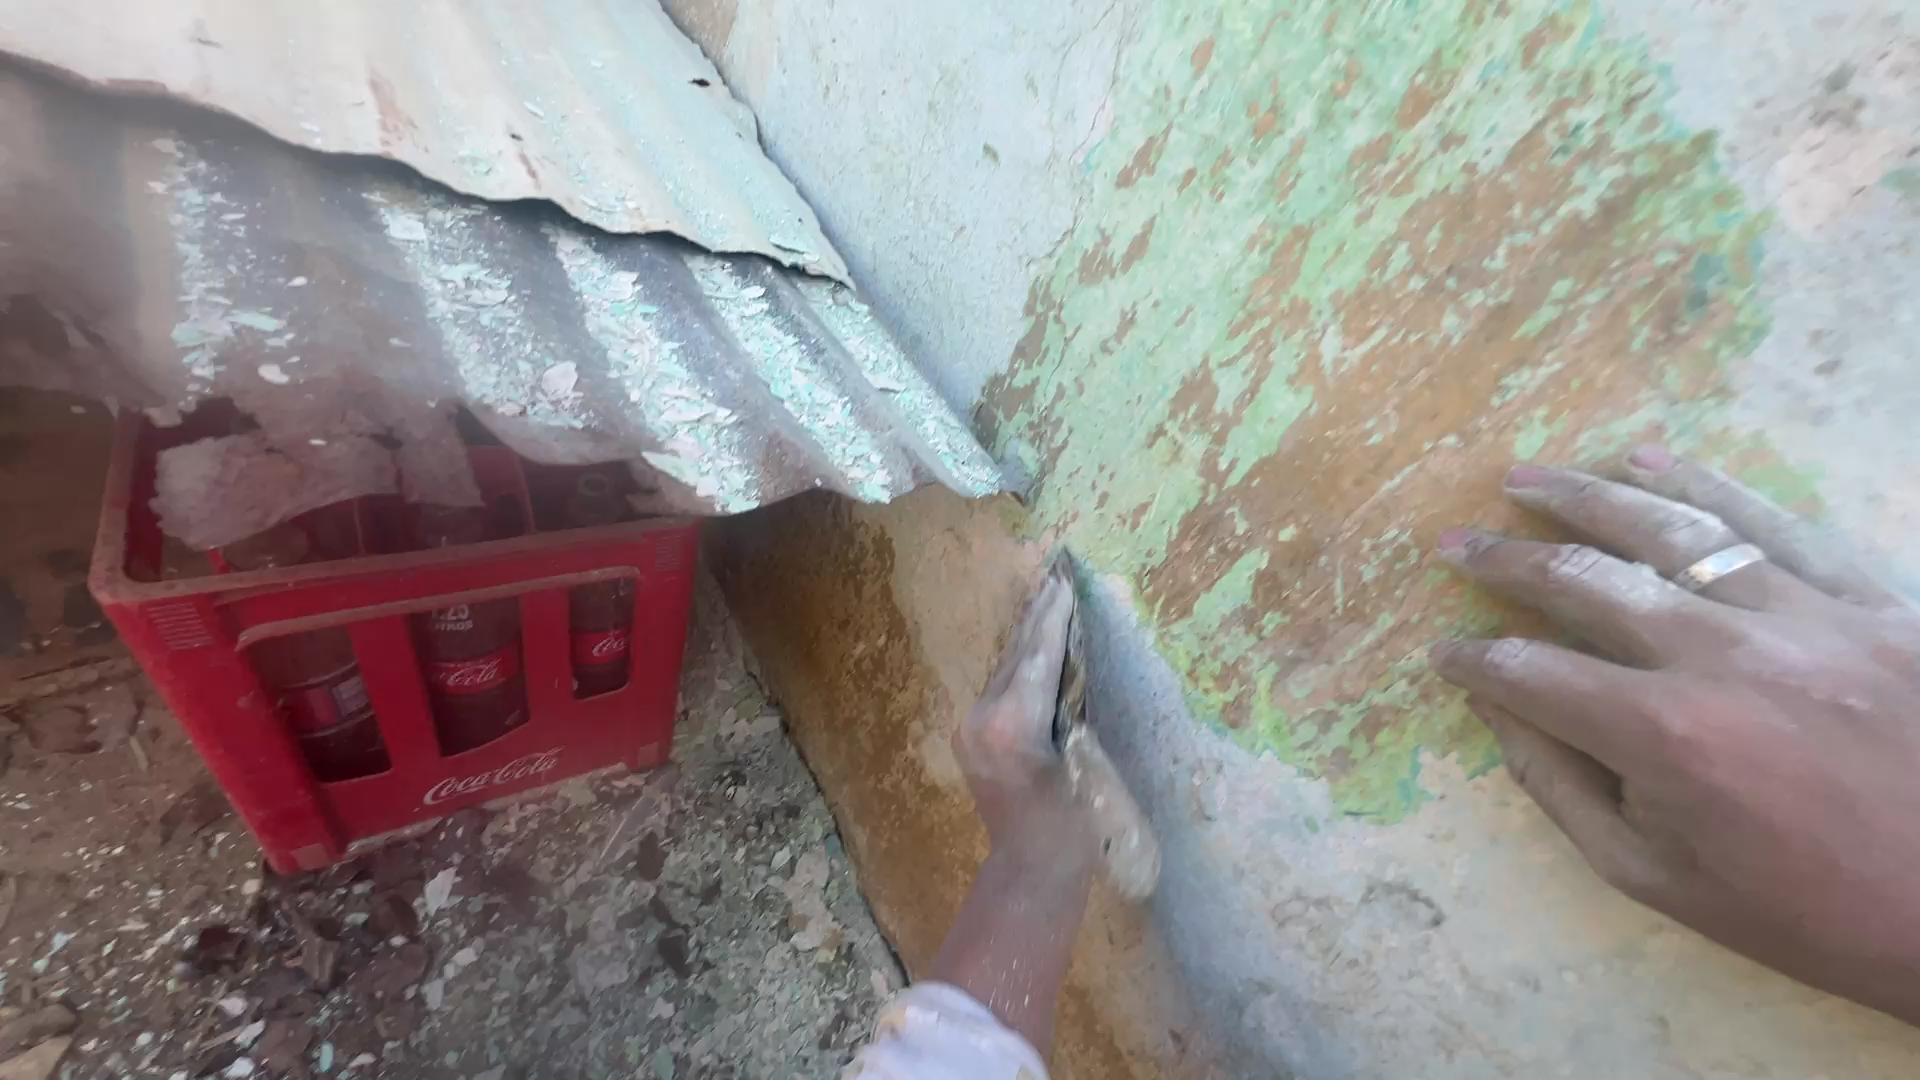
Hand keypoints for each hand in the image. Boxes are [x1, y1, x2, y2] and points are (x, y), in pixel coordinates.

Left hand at [954, 569, 1088, 865]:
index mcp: (1012, 725)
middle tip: (1052, 574)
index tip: (1063, 581)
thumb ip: (1073, 706)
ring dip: (1026, 634)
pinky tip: (1029, 641)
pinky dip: (1019, 662)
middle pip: (1016, 655)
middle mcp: (982, 717)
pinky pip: (1000, 687)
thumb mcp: (1085, 760)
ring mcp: (970, 724)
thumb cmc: (1073, 826)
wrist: (1030, 866)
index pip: (1037, 657)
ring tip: (1042, 596)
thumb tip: (1071, 656)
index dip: (1053, 617)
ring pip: (1005, 668)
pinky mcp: (968, 732)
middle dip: (1036, 614)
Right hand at [1431, 446, 1919, 1024]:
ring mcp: (1813, 620)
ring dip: (1582, 498)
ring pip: (1671, 531)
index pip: (1524, 670)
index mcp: (1662, 732)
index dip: (1470, 660)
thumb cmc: (1816, 911)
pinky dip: (1704, 486)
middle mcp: (1725, 656)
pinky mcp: (1885, 604)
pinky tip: (1643, 458)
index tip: (1443, 655)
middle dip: (1500, 560)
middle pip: (1580, 579)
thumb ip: (1555, 785)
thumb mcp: (1653, 875)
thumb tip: (1494, 706)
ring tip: (1524, 478)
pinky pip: (1780, 527)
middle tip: (1453, 543)